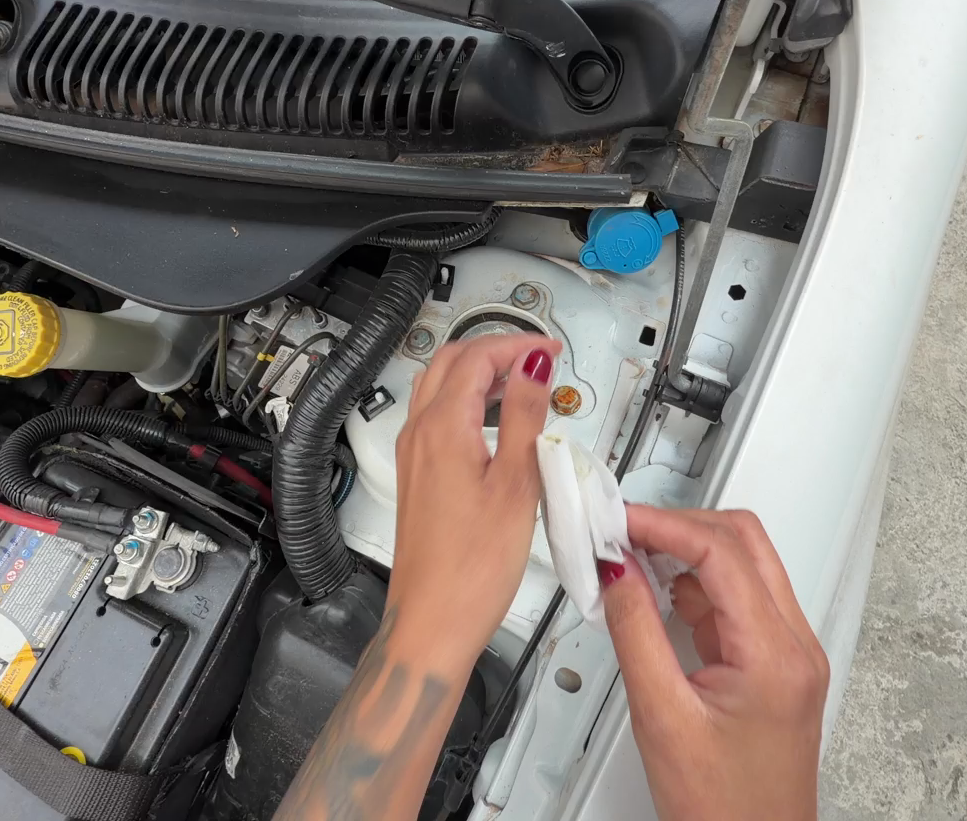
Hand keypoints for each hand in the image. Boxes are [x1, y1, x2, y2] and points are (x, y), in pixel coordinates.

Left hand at [387, 333, 561, 664]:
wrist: (432, 621)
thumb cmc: (474, 566)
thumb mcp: (517, 484)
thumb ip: (527, 416)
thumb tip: (534, 365)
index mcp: (443, 427)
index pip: (477, 357)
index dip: (517, 344)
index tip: (552, 350)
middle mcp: (419, 432)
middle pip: (452, 362)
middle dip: (497, 350)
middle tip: (540, 360)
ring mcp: (413, 453)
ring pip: (441, 387)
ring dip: (480, 373)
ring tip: (524, 384)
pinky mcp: (417, 473)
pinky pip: (437, 415)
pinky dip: (468, 400)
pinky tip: (498, 423)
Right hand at [601, 506, 829, 820]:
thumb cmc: (722, 810)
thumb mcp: (661, 715)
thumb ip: (635, 629)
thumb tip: (616, 568)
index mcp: (776, 657)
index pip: (721, 553)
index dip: (664, 525)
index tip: (620, 520)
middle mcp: (794, 645)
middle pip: (742, 540)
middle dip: (679, 523)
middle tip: (626, 528)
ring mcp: (787, 651)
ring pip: (741, 560)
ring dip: (686, 547)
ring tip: (633, 555)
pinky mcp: (771, 658)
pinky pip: (733, 593)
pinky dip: (692, 578)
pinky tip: (656, 590)